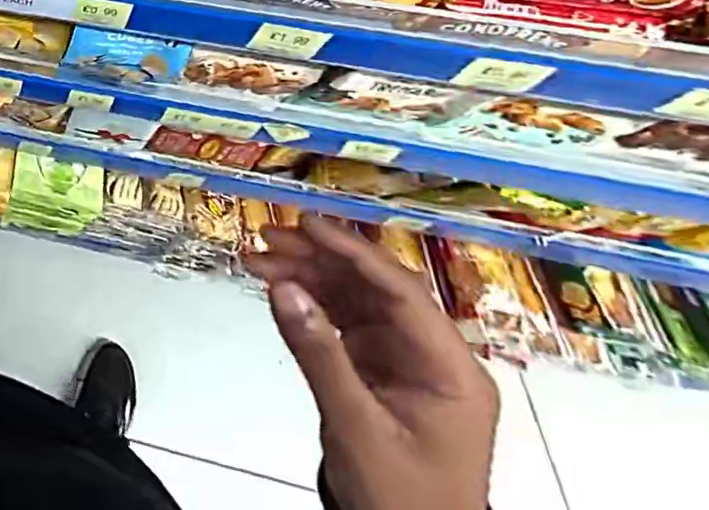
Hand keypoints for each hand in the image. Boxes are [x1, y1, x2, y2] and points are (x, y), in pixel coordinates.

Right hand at [248, 217, 498, 509]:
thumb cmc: (400, 494)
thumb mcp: (356, 425)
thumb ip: (319, 353)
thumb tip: (281, 287)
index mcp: (452, 371)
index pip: (403, 294)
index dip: (354, 253)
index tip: (308, 224)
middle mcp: (431, 356)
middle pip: (376, 289)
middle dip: (321, 258)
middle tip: (267, 237)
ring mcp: (403, 359)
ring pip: (354, 297)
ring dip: (307, 274)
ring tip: (257, 258)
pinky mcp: (377, 365)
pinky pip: (341, 317)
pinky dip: (306, 298)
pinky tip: (274, 286)